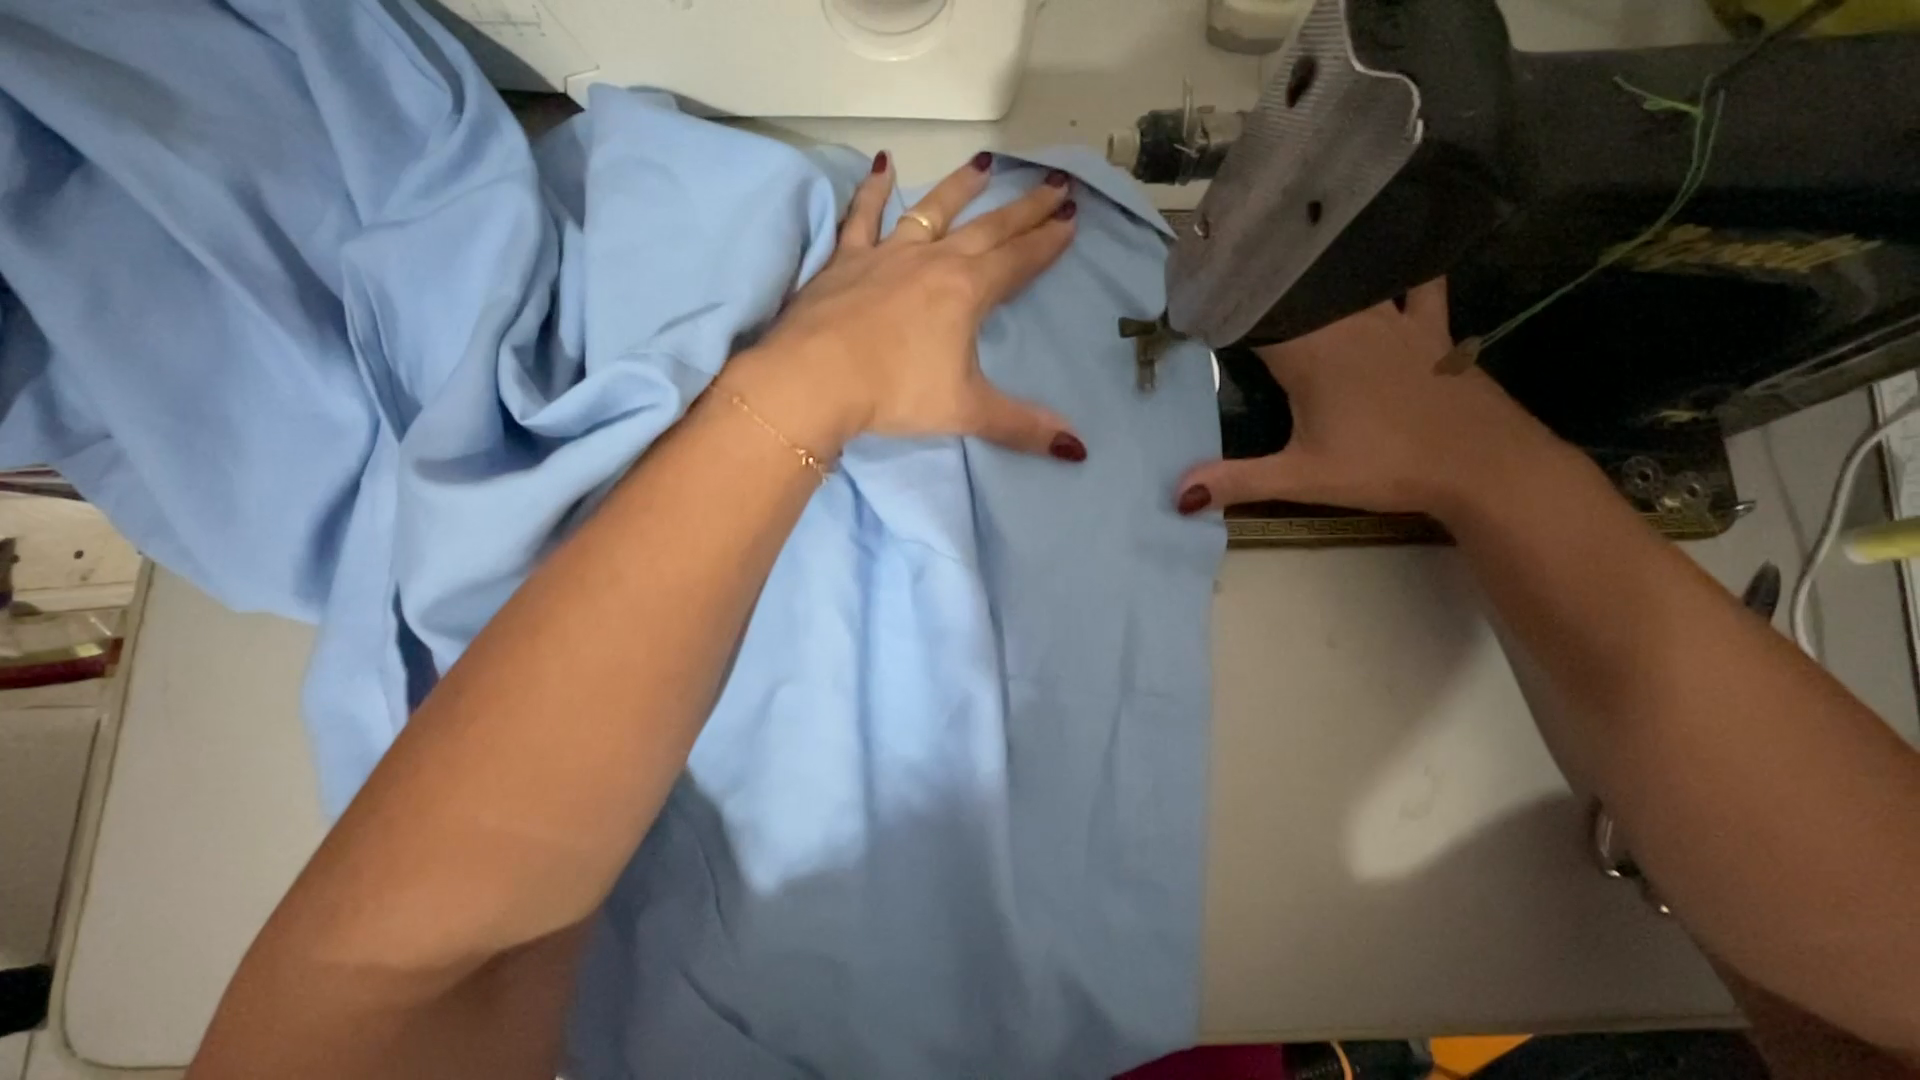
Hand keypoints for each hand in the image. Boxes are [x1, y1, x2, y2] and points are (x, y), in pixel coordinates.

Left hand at [727, 151, 1086, 462]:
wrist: (814, 378)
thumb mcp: (966, 412)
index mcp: (967, 291)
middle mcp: (932, 261)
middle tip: (1055, 184)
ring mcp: (887, 255)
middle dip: (1024, 208)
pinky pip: (863, 216)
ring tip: (985, 163)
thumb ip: (1022, 426)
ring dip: (961, 188)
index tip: (1071, 219)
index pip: (1018, 261)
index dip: (1048, 242)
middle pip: (988, 228)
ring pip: (932, 211)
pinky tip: (882, 165)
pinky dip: (872, 190)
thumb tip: (1077, 449)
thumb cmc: (895, 393)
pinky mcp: (846, 260)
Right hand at [1173, 278, 1567, 518]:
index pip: (1254, 315)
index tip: (1197, 297)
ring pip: (1350, 279)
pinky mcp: (1431, 328)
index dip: (1225, 306)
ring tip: (1297, 247)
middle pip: (1297, 289)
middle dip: (1265, 280)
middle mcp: (1346, 324)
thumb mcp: (1303, 478)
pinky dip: (1405, 267)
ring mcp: (1393, 320)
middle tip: (1234, 266)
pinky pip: (1418, 283)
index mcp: (1308, 354)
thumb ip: (1237, 481)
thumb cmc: (1385, 466)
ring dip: (1323, 268)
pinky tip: (1399, 250)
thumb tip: (1177, 498)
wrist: (1481, 463)